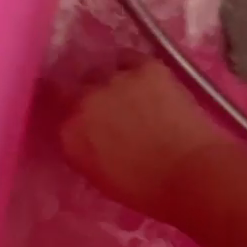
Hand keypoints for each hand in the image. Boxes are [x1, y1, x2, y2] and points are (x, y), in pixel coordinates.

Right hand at [60, 61, 235, 214]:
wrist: (191, 172)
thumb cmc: (146, 188)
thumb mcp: (98, 174)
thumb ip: (83, 146)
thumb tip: (86, 131)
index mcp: (69, 134)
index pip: (55, 109)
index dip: (67, 108)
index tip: (77, 112)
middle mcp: (85, 100)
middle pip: (76, 84)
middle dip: (87, 93)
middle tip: (107, 105)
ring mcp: (115, 78)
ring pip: (103, 69)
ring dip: (111, 80)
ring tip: (131, 92)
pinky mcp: (146, 66)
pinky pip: (130, 58)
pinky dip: (134, 67)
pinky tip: (147, 79)